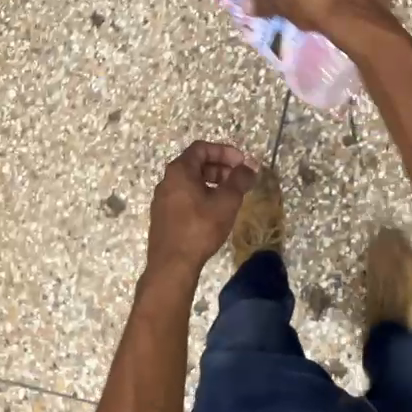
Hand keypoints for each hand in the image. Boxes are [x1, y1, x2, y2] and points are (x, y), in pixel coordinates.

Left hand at [146, 141, 256, 278]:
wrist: (172, 264)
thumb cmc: (200, 227)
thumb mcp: (226, 201)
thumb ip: (239, 180)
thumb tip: (249, 168)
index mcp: (179, 170)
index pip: (202, 148)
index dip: (224, 151)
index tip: (242, 162)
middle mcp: (167, 180)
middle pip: (195, 164)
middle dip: (220, 168)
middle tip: (239, 178)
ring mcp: (162, 199)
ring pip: (190, 182)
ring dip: (212, 183)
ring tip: (230, 196)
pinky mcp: (163, 216)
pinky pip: (184, 197)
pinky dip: (201, 196)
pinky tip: (214, 212)